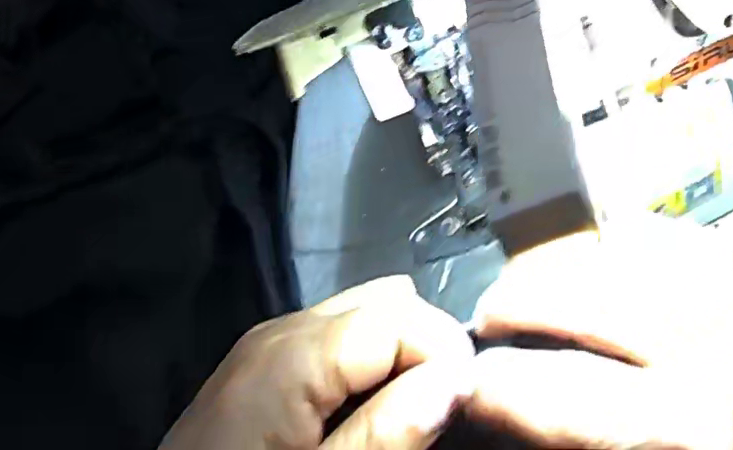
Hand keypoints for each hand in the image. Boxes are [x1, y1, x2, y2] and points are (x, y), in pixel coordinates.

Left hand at [161, 276, 474, 449]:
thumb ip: (386, 433)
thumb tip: (457, 376)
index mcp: (294, 351)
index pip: (396, 313)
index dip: (442, 347)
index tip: (470, 398)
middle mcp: (283, 326)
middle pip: (382, 299)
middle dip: (424, 342)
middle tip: (444, 407)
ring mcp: (268, 340)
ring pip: (361, 311)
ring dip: (398, 348)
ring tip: (412, 408)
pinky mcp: (261, 362)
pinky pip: (333, 335)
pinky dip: (366, 358)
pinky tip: (367, 405)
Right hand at [463, 216, 732, 449]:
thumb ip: (605, 445)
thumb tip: (528, 413)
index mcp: (703, 422)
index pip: (558, 391)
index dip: (495, 385)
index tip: (461, 381)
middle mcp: (709, 330)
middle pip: (569, 290)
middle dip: (511, 303)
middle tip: (484, 323)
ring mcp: (726, 275)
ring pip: (599, 246)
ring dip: (552, 267)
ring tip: (527, 292)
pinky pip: (642, 235)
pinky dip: (601, 248)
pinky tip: (590, 267)